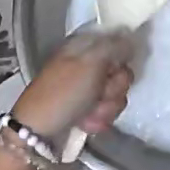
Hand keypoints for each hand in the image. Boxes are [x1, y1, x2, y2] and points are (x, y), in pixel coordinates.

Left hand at [11, 29, 134, 135]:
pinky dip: (99, 119)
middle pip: (121, 72)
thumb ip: (114, 46)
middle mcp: (87, 65)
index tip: (115, 67)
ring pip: (117, 95)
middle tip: (99, 93)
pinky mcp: (88, 109)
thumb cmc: (63, 92)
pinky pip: (108, 111)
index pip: (118, 43)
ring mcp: (88, 89)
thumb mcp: (89, 63)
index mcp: (83, 47)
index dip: (121, 58)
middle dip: (114, 88)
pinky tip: (86, 123)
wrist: (39, 131)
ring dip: (106, 107)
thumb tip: (131, 37)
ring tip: (89, 113)